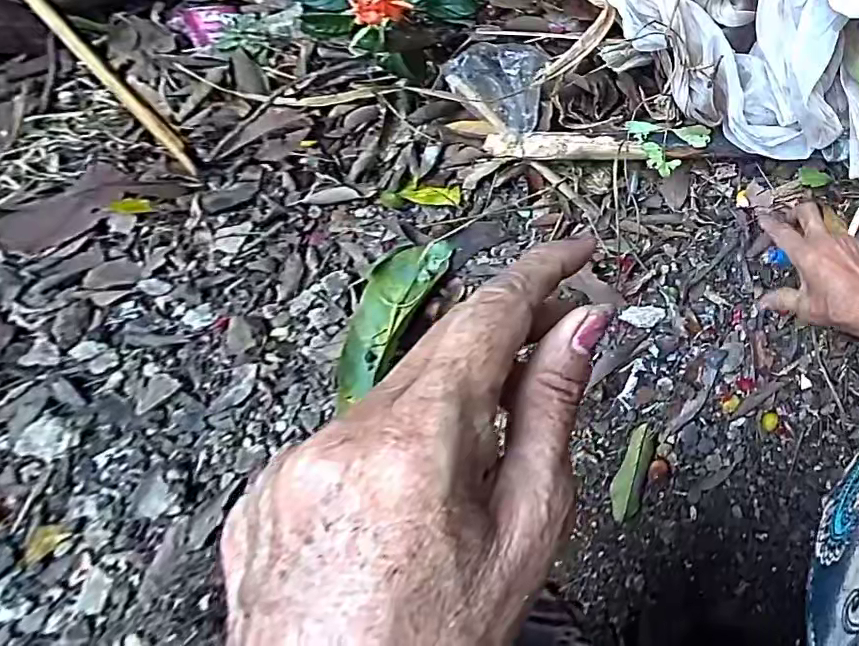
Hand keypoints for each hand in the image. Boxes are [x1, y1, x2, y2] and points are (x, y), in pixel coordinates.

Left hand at [221, 237, 610, 645]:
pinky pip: (366, 414)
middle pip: (450, 334)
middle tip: (567, 323)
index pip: (491, 312)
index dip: (544, 269)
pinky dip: (418, 410)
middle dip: (516, 318)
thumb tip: (581, 326)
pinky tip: (447, 450)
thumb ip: (554, 404)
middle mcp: (342, 439)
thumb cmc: (438, 638)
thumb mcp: (529, 519)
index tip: (577, 251)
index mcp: (415, 445)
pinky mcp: (276, 481)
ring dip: (470, 368)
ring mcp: (298, 460)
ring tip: (514, 397)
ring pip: (409, 372)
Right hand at [756, 201, 858, 336]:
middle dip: (794, 211)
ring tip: (810, 245)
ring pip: (825, 222)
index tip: (764, 218)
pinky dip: (832, 242)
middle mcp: (825, 241)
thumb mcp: (805, 307)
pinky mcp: (857, 244)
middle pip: (806, 209)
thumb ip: (782, 300)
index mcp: (807, 253)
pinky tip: (831, 258)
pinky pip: (840, 235)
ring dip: (815, 228)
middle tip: (788, 220)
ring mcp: (843, 240)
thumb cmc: (844, 308)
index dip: (769, 223)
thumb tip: (767, 301)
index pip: (782, 231)